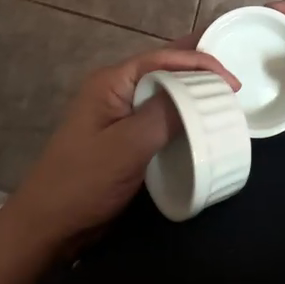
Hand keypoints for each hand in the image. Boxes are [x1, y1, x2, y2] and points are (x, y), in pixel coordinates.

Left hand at [0, 45, 238, 251]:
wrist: (49, 225)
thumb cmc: (84, 181)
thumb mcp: (127, 146)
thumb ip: (162, 115)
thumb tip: (195, 92)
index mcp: (111, 81)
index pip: (161, 58)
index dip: (199, 63)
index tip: (233, 81)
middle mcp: (115, 91)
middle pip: (163, 70)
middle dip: (198, 72)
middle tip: (235, 86)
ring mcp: (118, 115)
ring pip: (162, 94)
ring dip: (191, 95)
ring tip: (225, 102)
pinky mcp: (123, 139)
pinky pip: (158, 118)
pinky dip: (181, 117)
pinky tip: (201, 126)